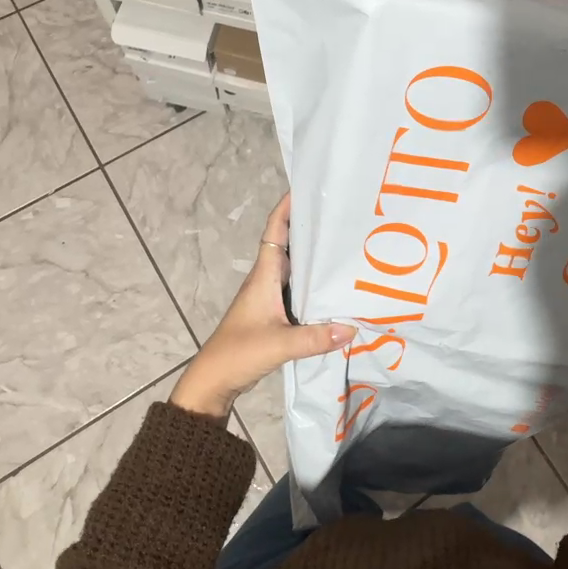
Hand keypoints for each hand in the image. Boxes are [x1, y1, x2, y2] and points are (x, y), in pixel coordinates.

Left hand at [171, 194, 355, 418]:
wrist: (214, 381)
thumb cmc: (239, 352)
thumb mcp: (279, 344)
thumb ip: (315, 338)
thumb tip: (353, 327)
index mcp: (264, 276)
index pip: (275, 231)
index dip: (287, 207)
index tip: (307, 187)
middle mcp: (267, 280)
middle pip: (289, 244)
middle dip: (311, 227)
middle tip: (342, 213)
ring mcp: (271, 297)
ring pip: (296, 268)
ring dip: (315, 256)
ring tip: (346, 243)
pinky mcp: (276, 314)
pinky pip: (299, 290)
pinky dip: (315, 284)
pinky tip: (335, 287)